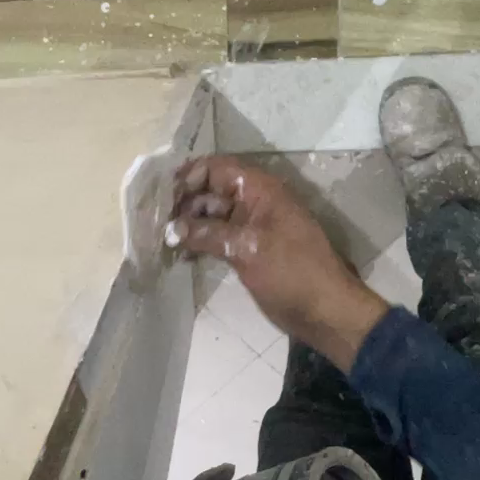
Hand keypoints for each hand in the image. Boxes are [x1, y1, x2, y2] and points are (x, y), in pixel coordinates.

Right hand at [171, 156, 389, 369]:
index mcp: (260, 190)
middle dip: (183, 203)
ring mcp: (251, 227)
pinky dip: (199, 242)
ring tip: (161, 239)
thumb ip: (208, 234)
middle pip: (211, 190)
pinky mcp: (248, 250)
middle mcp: (254, 202)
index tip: (162, 196)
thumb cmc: (292, 273)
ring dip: (188, 225)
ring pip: (212, 215)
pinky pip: (218, 237)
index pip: (216, 168)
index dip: (188, 176)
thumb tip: (172, 229)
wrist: (326, 311)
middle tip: (153, 221)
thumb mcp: (247, 249)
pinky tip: (179, 255)